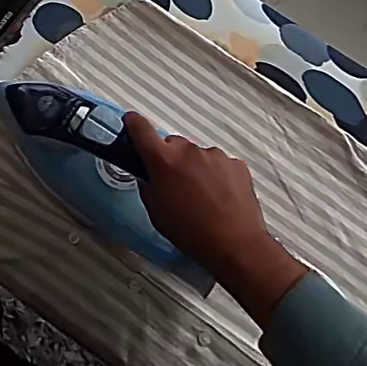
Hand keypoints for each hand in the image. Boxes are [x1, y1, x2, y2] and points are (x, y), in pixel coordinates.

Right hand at [123, 113, 307, 327]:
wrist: (235, 245)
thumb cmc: (193, 233)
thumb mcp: (156, 212)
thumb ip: (148, 187)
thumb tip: (149, 178)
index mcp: (163, 161)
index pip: (141, 129)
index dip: (134, 124)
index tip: (131, 121)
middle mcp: (188, 152)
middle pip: (172, 145)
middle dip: (170, 160)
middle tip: (173, 185)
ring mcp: (214, 156)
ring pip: (197, 156)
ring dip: (195, 170)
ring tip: (200, 198)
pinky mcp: (235, 164)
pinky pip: (219, 165)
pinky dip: (216, 176)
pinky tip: (217, 198)